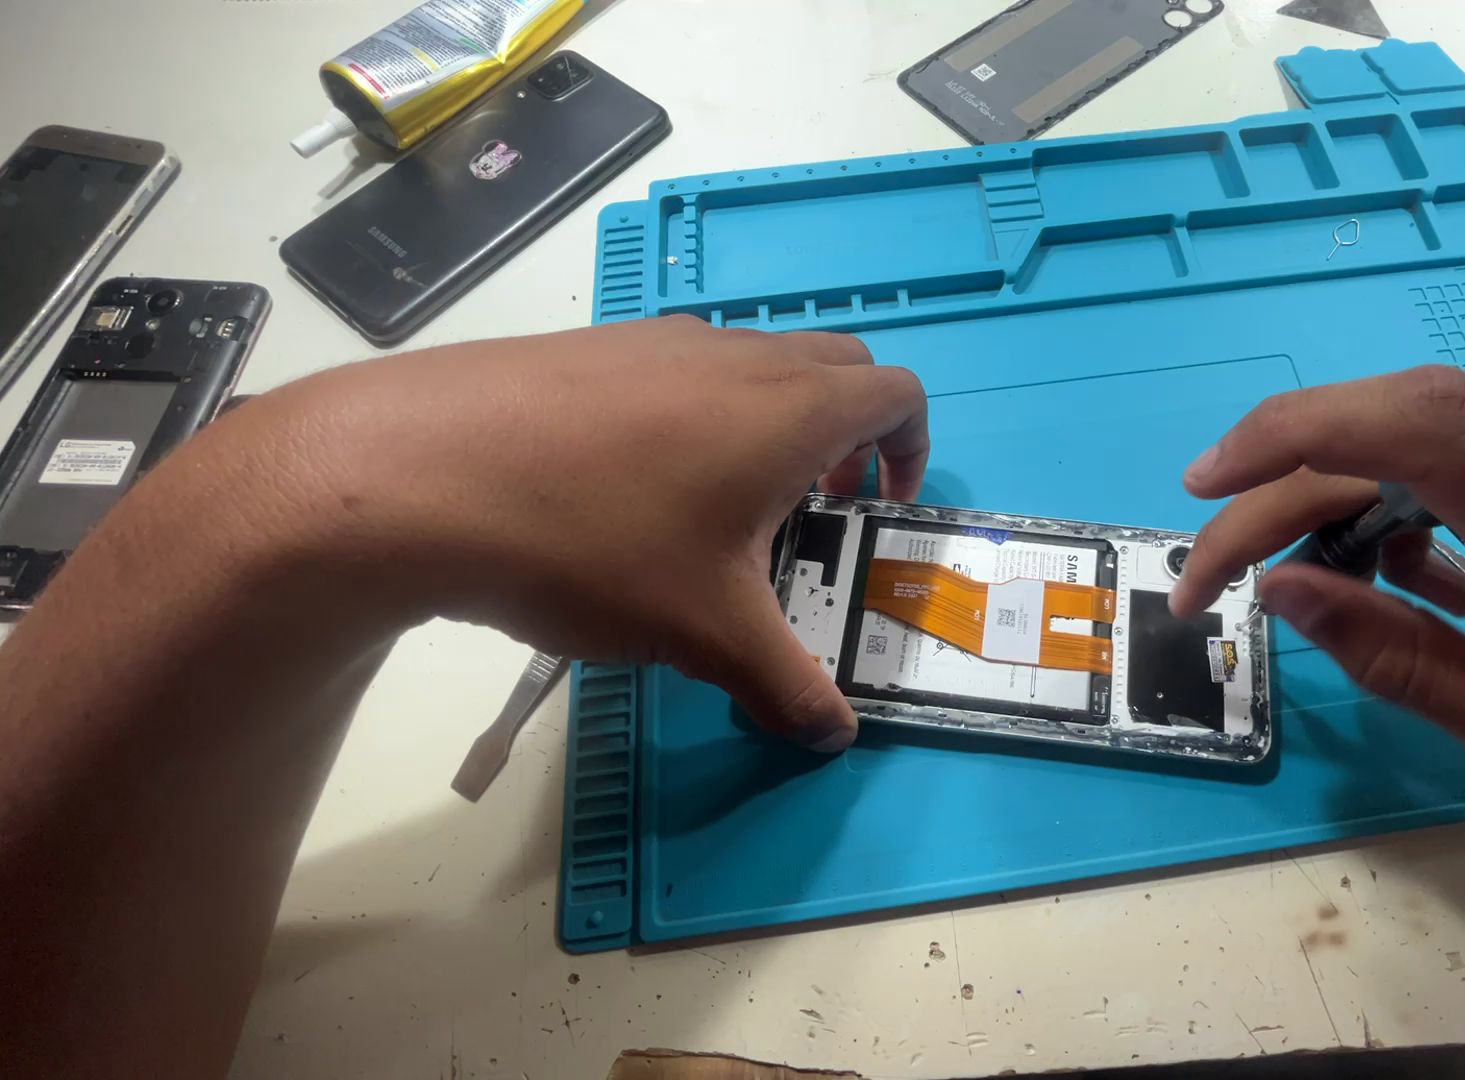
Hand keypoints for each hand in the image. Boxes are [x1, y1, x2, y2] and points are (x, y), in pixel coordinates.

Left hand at [198, 316, 926, 749]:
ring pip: (766, 362)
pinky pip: (692, 366)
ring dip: (782, 419)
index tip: (875, 507)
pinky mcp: (601, 344)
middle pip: (843, 365)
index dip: (910, 450)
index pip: (898, 395)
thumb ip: (787, 687)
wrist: (409, 474)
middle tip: (818, 501)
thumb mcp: (707, 632)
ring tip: (730, 498)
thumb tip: (834, 740)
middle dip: (855, 432)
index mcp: (792, 409)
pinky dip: (712, 409)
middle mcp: (743, 357)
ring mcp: (666, 340)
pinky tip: (645, 479)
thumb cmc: (596, 542)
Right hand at [1171, 366, 1464, 796]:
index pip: (1420, 429)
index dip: (1295, 435)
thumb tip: (1280, 591)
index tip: (1205, 486)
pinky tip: (1429, 570)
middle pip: (1372, 435)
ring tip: (1366, 597)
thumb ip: (1402, 664)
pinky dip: (1390, 504)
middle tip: (1208, 582)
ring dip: (1334, 514)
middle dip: (1265, 505)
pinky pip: (1435, 445)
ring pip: (1390, 441)